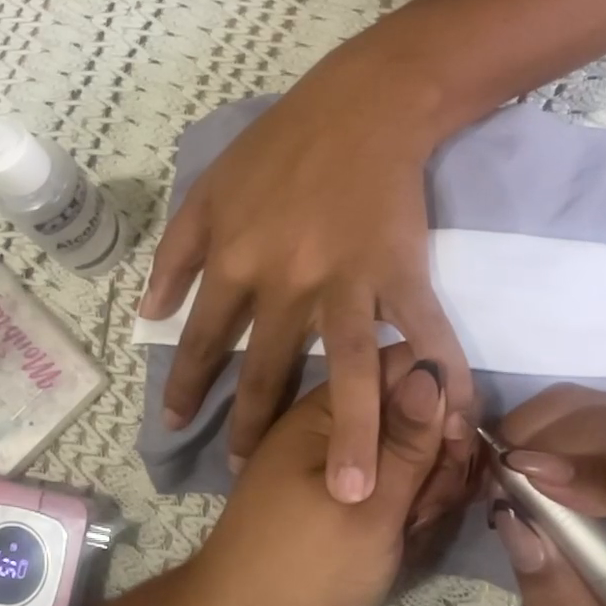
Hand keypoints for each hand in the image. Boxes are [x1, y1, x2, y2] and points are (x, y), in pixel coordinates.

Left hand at [140, 58, 473, 515]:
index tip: (176, 426)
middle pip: (265, 369)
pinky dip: (441, 375)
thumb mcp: (207, 190)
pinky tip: (457, 424)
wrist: (361, 107)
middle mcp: (285, 281)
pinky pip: (421, 333)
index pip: (203, 339)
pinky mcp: (399, 274)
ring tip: (348, 497)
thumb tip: (148, 314)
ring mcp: (346, 281)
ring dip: (348, 437)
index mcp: (234, 259)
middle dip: (250, 426)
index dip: (187, 386)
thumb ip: (174, 254)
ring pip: (343, 370)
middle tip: (241, 472)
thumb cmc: (278, 147)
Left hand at [185, 346, 447, 605]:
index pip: (401, 368)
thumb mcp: (371, 507)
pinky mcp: (334, 496)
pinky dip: (399, 512)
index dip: (441, 398)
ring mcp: (330, 463)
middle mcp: (329, 426)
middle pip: (409, 416)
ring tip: (406, 535)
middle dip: (433, 460)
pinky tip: (399, 544)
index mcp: (328, 409)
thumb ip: (408, 441)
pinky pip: (384, 487)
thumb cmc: (306, 567)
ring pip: (403, 458)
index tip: (455, 447)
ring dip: (421, 493)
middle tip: (422, 510)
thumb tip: (433, 366)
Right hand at [490, 386, 605, 605]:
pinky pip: (579, 407)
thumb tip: (509, 522)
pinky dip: (539, 425)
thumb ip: (561, 598)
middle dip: (538, 446)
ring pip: (587, 406)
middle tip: (495, 488)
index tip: (524, 475)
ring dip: (532, 431)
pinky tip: (526, 465)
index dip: (597, 471)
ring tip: (508, 478)